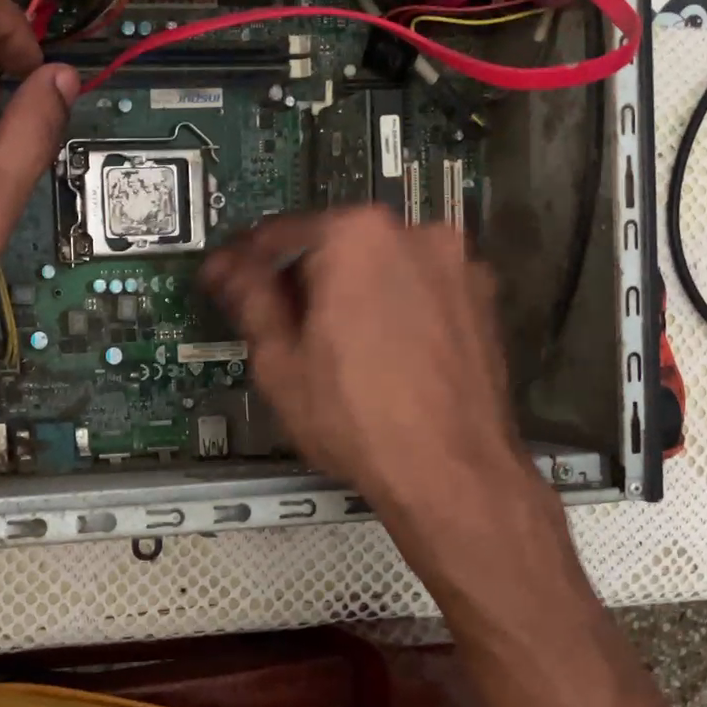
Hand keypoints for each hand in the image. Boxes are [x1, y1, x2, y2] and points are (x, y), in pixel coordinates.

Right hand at [201, 207, 543, 520]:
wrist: (451, 472)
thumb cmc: (360, 421)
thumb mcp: (280, 363)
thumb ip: (250, 300)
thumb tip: (228, 271)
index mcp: (357, 237)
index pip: (281, 235)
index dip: (244, 262)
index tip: (226, 278)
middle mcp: (415, 234)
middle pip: (335, 245)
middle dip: (300, 279)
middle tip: (274, 322)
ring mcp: (456, 266)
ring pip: (380, 268)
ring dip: (347, 294)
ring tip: (326, 349)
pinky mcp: (481, 301)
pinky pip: (417, 292)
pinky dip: (390, 310)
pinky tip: (374, 357)